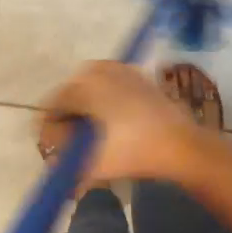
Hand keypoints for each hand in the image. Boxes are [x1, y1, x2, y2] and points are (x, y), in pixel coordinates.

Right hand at [40, 61, 210, 184]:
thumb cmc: (135, 153)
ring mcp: (121, 70)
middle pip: (70, 94)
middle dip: (66, 117)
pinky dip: (103, 100)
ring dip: (84, 108)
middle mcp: (99, 71)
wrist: (183, 146)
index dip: (48, 128)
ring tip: (89, 133)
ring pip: (89, 88)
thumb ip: (64, 160)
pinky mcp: (138, 76)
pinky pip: (109, 85)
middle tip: (70, 142)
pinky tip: (110, 121)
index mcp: (84, 86)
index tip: (51, 149)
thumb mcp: (93, 162)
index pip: (52, 105)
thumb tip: (51, 158)